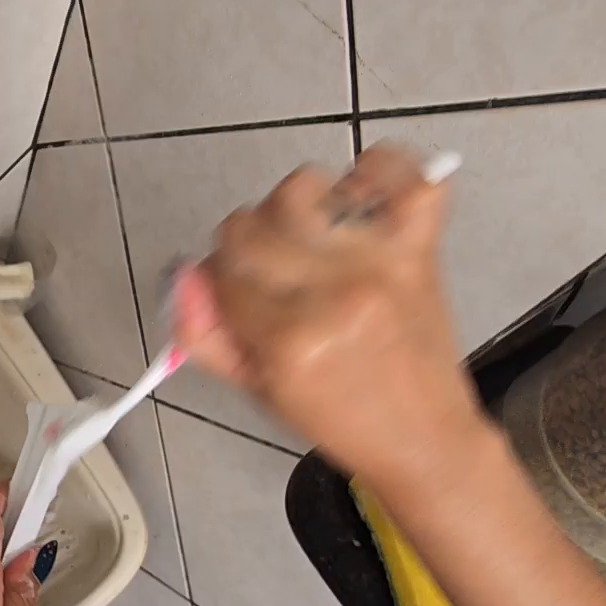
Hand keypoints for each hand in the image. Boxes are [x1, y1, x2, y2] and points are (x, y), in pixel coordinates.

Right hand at [172, 142, 490, 492]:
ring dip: (288, 209)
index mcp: (289, 340)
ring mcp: (381, 261)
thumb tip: (183, 277)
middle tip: (263, 275)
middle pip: (248, 224)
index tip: (231, 299)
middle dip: (241, 248)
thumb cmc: (335, 417)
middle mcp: (335, 292)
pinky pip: (398, 171)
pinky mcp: (419, 244)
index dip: (215, 283)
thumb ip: (202, 334)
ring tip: (301, 242)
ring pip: (301, 187)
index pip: (218, 272)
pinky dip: (374, 174)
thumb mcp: (250, 388)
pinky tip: (356, 205)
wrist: (421, 434)